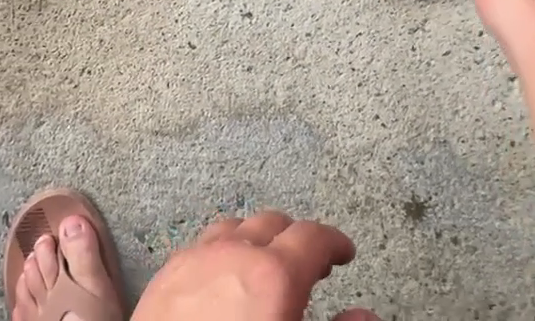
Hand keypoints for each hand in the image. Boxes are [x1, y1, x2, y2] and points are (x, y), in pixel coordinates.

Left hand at [130, 211, 376, 320]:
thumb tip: (365, 316)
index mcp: (274, 273)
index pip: (312, 236)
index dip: (334, 242)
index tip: (344, 252)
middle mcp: (236, 252)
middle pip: (273, 223)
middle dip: (297, 239)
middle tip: (313, 265)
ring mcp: (198, 257)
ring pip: (236, 226)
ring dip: (258, 239)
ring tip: (269, 265)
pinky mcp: (169, 271)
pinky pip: (204, 243)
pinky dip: (225, 248)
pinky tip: (227, 276)